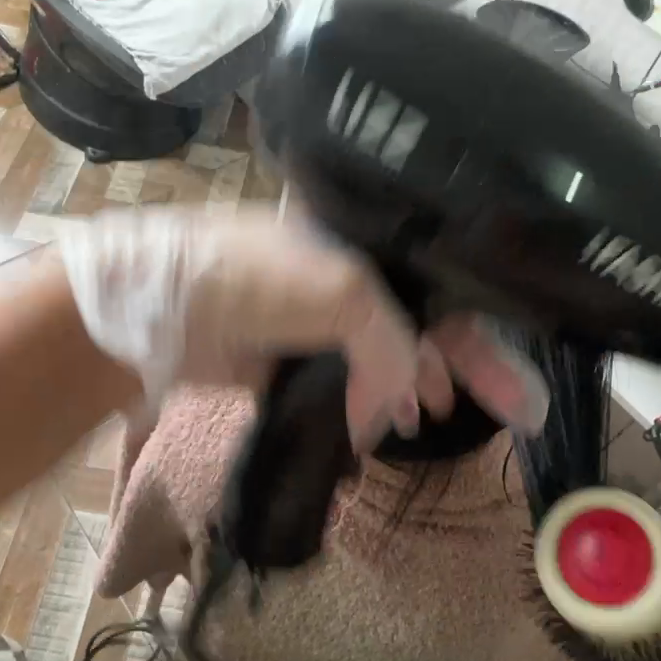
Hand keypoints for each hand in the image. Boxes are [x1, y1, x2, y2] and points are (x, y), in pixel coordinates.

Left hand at [58, 206, 546, 449]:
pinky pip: (347, 380)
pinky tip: (389, 423)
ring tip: (434, 420)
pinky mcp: (289, 354)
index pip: (440, 283)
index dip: (481, 334)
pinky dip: (372, 402)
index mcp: (360, 237)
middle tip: (511, 412)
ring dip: (417, 386)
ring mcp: (316, 314)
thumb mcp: (335, 289)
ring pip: (387, 353)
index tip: (516, 388)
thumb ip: (390, 339)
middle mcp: (346, 269)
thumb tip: (407, 400)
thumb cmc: (242, 279)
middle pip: (424, 319)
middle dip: (465, 364)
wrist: (145, 311)